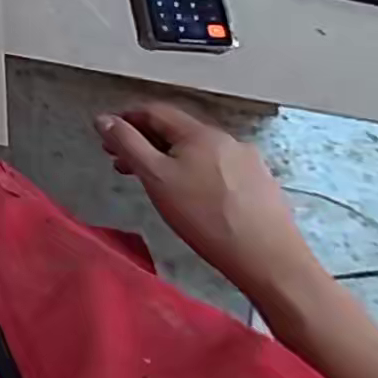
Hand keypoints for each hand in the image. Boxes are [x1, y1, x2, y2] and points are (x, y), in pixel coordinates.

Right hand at [95, 102, 322, 297]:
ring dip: (166, 159)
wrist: (274, 267)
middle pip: (175, 131)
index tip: (106, 137)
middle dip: (143, 142)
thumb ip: (125, 142)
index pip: (153, 111)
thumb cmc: (205, 217)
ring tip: (150, 182)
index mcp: (201, 133)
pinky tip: (187, 195)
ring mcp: (250, 164)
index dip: (124, 119)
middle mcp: (228, 141)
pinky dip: (192, 172)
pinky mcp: (262, 188)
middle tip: (120, 162)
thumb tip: (102, 118)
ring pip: (195, 151)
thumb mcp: (154, 176)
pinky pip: (216, 168)